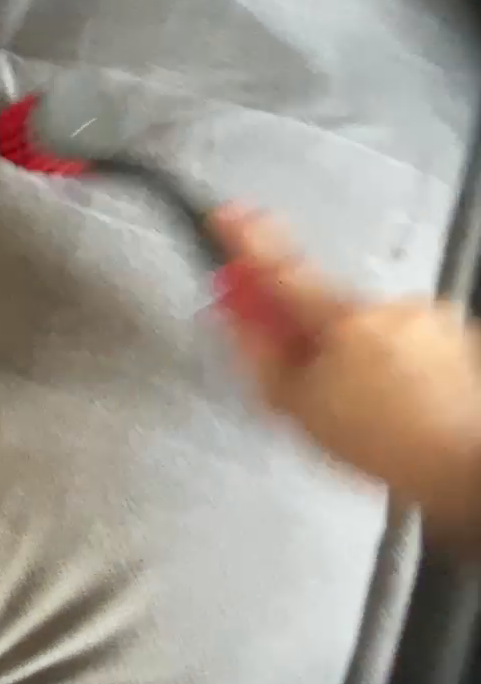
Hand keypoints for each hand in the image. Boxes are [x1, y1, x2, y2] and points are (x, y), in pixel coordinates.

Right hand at [208, 205, 480, 546]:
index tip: (227, 213)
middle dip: (300, 332)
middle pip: (322, 307)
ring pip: (361, 327)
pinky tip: (384, 401)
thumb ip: (252, 347)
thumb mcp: (288, 400)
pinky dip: (381, 363)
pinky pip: (397, 340)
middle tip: (295, 375)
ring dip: (343, 353)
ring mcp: (434, 322)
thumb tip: (228, 312)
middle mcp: (394, 309)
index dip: (248, 240)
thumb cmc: (380, 440)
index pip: (282, 269)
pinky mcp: (457, 339)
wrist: (471, 470)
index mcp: (346, 320)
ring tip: (348, 402)